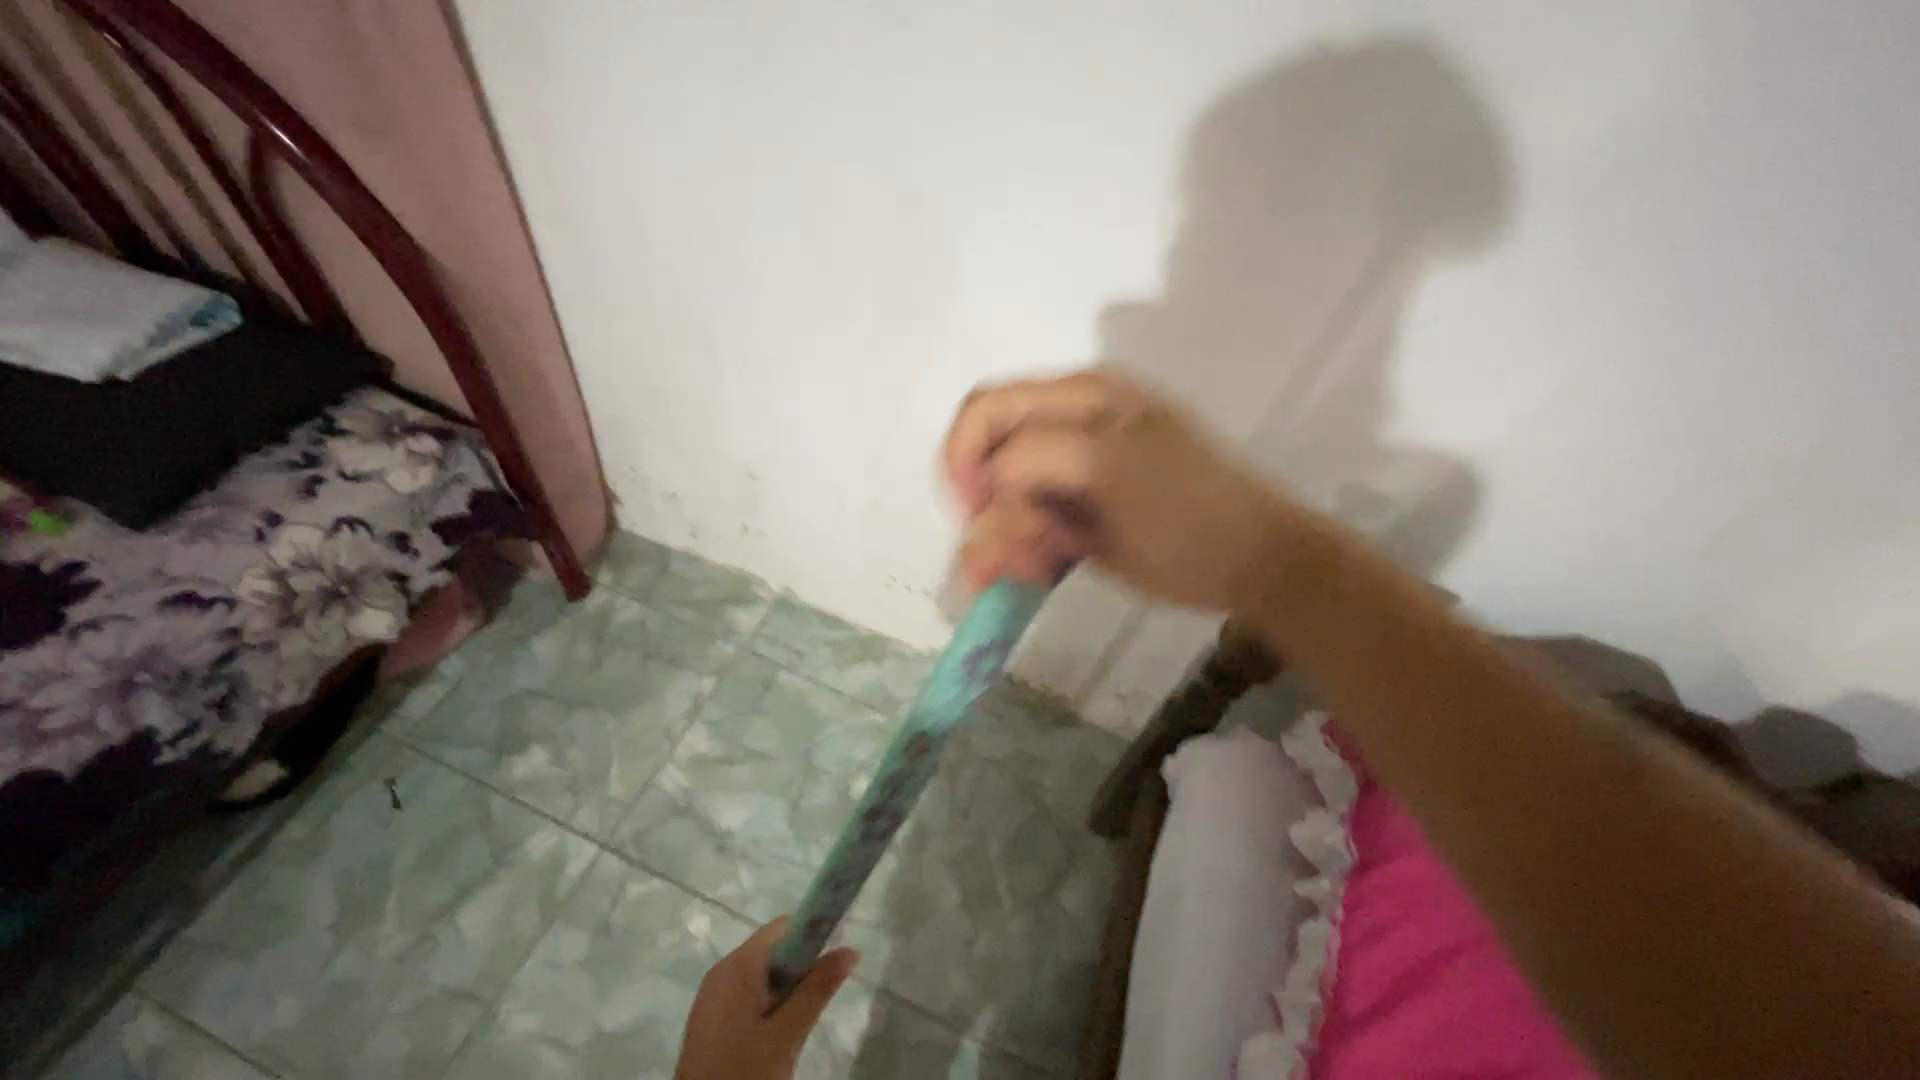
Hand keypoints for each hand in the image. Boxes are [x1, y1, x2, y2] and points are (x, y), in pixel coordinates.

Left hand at [674, 918, 859, 1079]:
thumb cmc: (745, 1071)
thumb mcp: (789, 1032)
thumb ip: (819, 988)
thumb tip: (851, 949)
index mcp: (738, 965)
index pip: (783, 927)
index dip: (812, 935)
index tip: (833, 956)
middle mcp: (722, 970)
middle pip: (772, 950)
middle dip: (800, 967)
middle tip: (817, 998)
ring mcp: (712, 994)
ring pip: (761, 974)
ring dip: (786, 988)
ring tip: (797, 1021)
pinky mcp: (709, 1017)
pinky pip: (746, 993)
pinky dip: (767, 1002)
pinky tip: (776, 1033)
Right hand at [943, 369, 1303, 612]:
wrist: (1258, 565)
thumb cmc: (1192, 518)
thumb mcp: (1112, 472)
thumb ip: (1038, 459)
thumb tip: (987, 484)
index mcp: (1083, 397)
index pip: (988, 412)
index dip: (965, 462)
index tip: (972, 519)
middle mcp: (1073, 423)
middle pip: (989, 456)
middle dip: (985, 511)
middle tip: (997, 561)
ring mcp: (1079, 469)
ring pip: (1007, 497)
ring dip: (1003, 538)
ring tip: (1027, 576)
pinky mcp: (1086, 508)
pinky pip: (1033, 520)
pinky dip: (1025, 547)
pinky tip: (1039, 574)